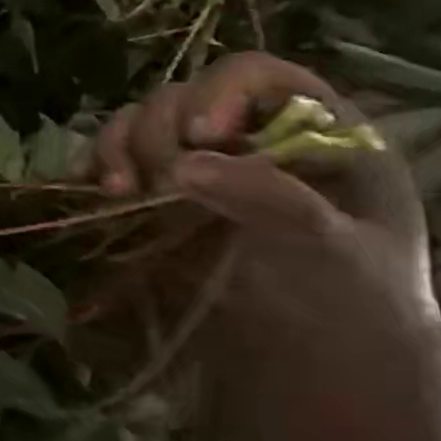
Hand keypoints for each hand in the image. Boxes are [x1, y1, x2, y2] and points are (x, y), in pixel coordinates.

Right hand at [93, 52, 440, 347]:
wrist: (318, 363)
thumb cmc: (351, 306)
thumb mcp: (334, 255)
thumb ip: (272, 200)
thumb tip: (183, 165)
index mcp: (317, 131)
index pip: (259, 77)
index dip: (222, 92)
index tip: (202, 136)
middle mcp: (251, 133)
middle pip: (184, 96)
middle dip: (159, 132)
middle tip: (156, 184)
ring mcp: (201, 160)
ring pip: (140, 121)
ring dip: (119, 146)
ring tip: (118, 190)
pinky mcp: (160, 186)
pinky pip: (117, 152)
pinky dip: (98, 161)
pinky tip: (89, 183)